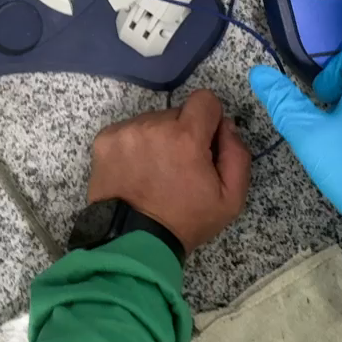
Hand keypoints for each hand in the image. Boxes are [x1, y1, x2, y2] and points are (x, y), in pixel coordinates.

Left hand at [87, 89, 250, 252]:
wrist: (133, 242)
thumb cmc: (185, 220)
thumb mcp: (230, 198)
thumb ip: (237, 154)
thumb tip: (226, 125)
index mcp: (185, 136)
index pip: (205, 99)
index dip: (210, 120)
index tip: (204, 143)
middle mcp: (153, 125)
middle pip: (177, 113)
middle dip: (182, 134)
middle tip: (178, 167)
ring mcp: (125, 131)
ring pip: (152, 122)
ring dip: (157, 139)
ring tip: (154, 172)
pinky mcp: (104, 139)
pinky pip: (128, 131)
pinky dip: (134, 146)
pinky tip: (135, 171)